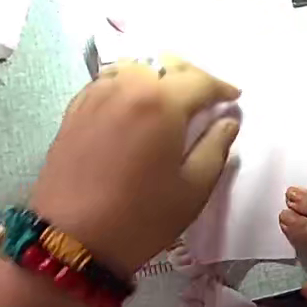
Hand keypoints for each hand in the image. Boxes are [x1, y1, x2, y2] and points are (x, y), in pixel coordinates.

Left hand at [31, 57, 240, 275]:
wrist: (72, 240)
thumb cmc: (142, 216)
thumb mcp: (194, 187)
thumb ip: (216, 146)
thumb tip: (227, 122)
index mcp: (161, 102)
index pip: (200, 81)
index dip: (222, 88)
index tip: (234, 98)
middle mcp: (127, 87)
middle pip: (165, 66)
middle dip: (191, 78)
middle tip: (207, 97)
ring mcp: (96, 96)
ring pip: (134, 69)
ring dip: (159, 78)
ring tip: (172, 98)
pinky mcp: (74, 111)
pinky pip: (108, 83)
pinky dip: (129, 86)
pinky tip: (135, 106)